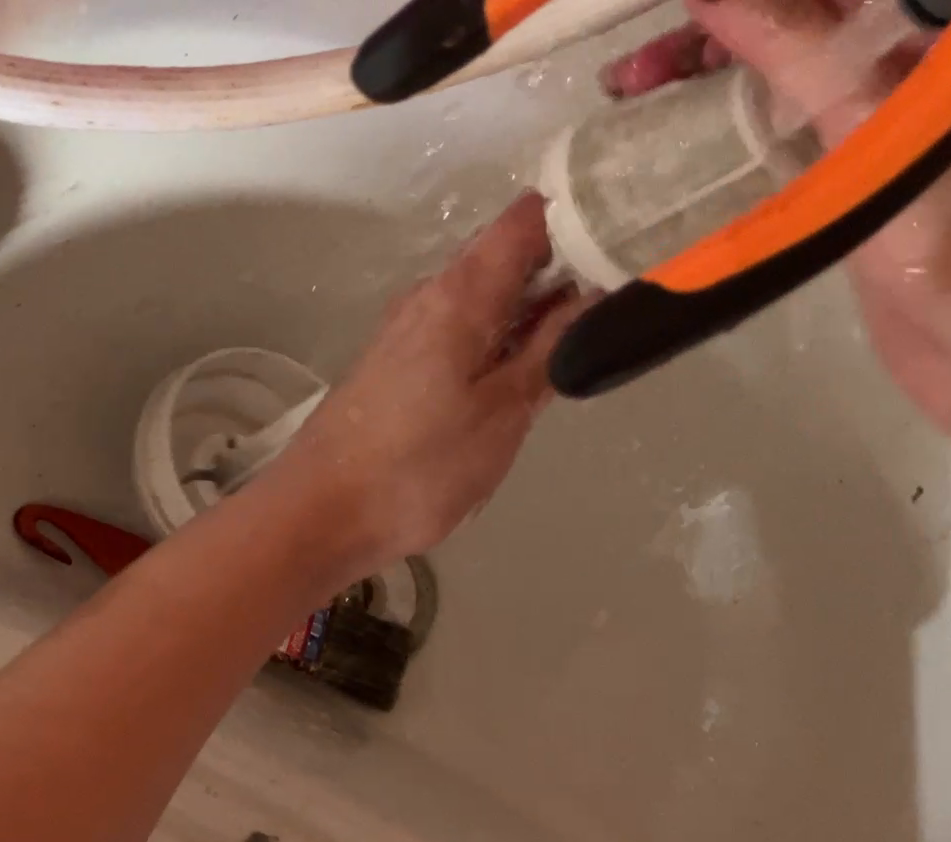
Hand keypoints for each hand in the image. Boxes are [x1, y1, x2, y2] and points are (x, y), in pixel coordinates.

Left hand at [255, 193, 585, 574]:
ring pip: (483, 299)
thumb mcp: (501, 414)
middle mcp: (428, 297)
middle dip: (564, 272)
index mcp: (458, 293)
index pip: (529, 218)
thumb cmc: (416, 469)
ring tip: (581, 344)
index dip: (583, 217)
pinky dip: (495, 343)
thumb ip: (550, 350)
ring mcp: (407, 332)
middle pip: (506, 256)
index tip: (631, 242)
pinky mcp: (395, 367)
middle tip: (622, 305)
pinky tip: (519, 379)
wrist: (319, 515)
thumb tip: (592, 292)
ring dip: (530, 314)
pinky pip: (458, 333)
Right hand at [605, 0, 950, 440]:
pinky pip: (776, 144)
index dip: (738, 7)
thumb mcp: (876, 129)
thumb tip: (715, 0)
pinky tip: (677, 150)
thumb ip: (801, 55)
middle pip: (792, 35)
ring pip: (775, 89)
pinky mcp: (845, 188)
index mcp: (934, 36)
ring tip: (633, 105)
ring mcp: (872, 132)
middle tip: (626, 79)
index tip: (669, 20)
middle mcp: (904, 70)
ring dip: (705, 93)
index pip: (822, 1)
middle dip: (708, 47)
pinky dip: (724, 141)